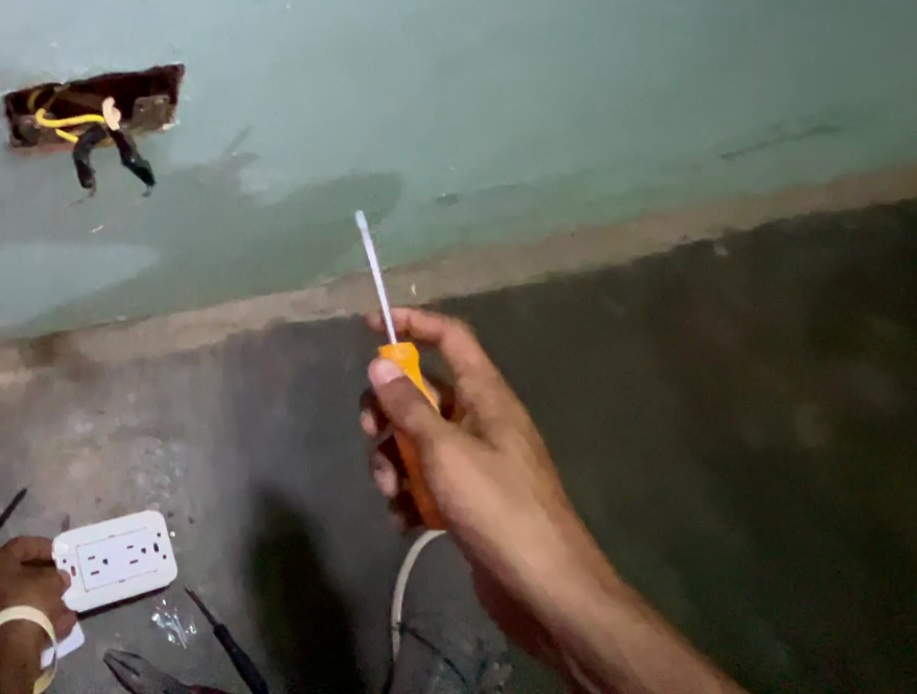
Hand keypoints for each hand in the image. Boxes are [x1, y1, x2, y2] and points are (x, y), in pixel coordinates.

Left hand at [0, 536, 76, 640]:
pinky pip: (17, 619)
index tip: (58, 553)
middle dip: (41, 576)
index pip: (21, 545)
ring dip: (41, 600)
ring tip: (64, 604)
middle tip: (59, 578)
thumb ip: (57, 576)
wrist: (12, 649)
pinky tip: (58, 624)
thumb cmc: (29, 602)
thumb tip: (60, 577)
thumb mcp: (51, 582)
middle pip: (17, 574)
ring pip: (18, 599)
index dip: (42, 546)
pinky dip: (36, 619)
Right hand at [360, 309, 621, 624]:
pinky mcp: (468, 498)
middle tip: (368, 431)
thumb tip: (378, 363)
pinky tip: (403, 520)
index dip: (412, 323)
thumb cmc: (499, 508)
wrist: (548, 593)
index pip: (450, 338)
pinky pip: (425, 479)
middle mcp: (480, 421)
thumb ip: (408, 405)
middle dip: (386, 410)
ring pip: (415, 439)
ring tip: (389, 492)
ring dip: (391, 461)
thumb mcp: (444, 451)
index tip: (369, 325)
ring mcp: (475, 461)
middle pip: (421, 392)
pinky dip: (408, 494)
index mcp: (486, 397)